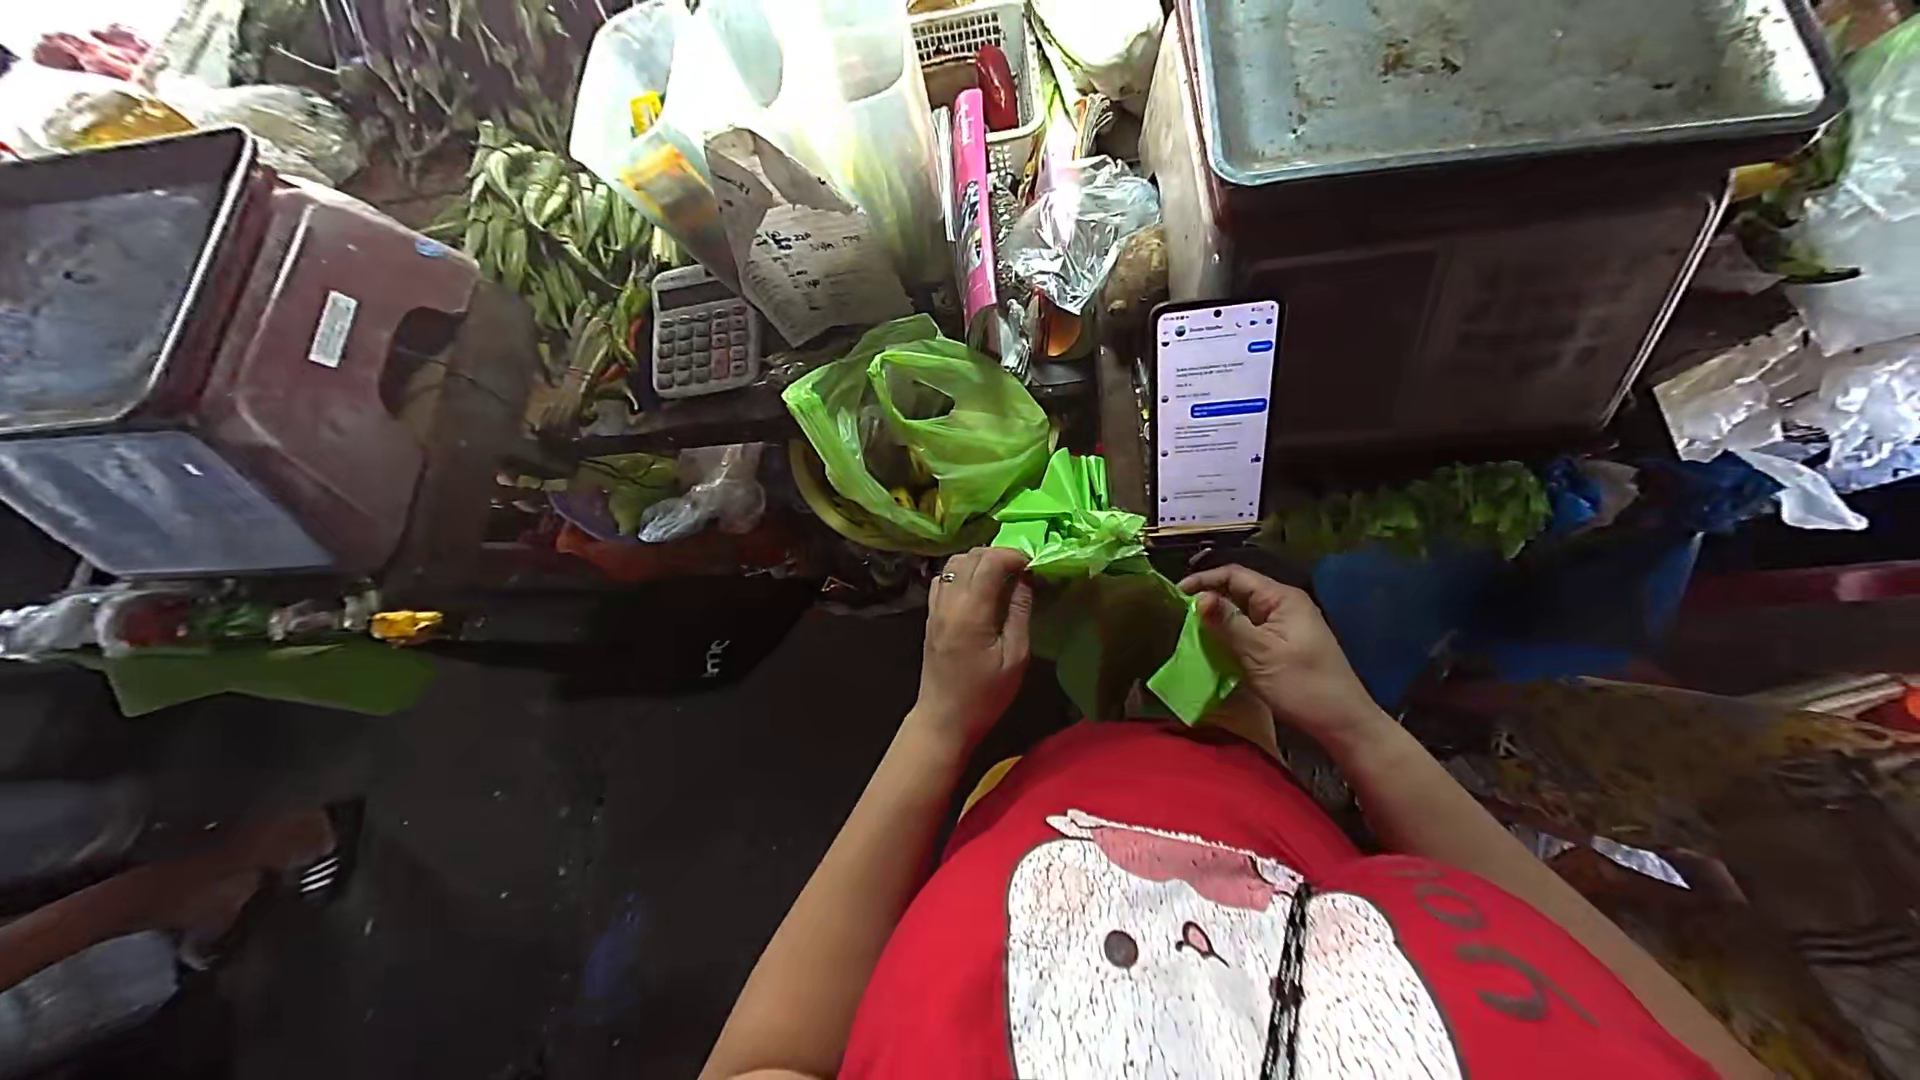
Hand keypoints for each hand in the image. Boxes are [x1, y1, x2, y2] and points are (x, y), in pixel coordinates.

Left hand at [911, 547, 1033, 752]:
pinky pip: (944, 578)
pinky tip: (980, 587)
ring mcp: (935, 606)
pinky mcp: (931, 614)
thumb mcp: (1015, 657)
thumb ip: (1020, 612)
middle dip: (998, 554)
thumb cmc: (985, 695)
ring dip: (980, 560)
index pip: (989, 562)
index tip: (1033, 565)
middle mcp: (948, 602)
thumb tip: (1026, 578)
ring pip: (954, 563)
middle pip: (970, 556)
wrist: (944, 719)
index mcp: (970, 612)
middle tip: (1022, 569)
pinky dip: (963, 572)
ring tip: (1003, 576)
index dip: (1013, 555)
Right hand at [1179, 565, 1386, 747]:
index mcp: (1281, 598)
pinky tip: (1211, 644)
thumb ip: (1227, 622)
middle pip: (1237, 590)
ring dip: (1216, 617)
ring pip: (1240, 611)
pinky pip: (1247, 629)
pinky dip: (1227, 633)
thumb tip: (1198, 597)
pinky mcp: (1280, 644)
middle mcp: (1282, 605)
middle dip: (1207, 598)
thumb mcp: (1259, 652)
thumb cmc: (1302, 685)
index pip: (1234, 575)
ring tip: (1188, 627)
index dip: (1203, 580)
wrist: (1342, 722)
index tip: (1175, 594)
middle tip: (1177, 612)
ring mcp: (1283, 625)